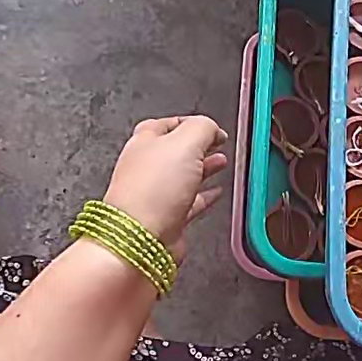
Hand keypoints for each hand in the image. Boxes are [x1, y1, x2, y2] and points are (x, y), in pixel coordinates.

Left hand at [102, 116, 228, 258]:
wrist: (140, 238)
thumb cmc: (152, 191)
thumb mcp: (185, 143)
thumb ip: (202, 129)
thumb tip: (213, 129)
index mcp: (144, 143)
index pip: (166, 124)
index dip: (189, 122)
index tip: (210, 126)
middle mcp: (147, 168)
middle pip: (175, 151)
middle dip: (199, 146)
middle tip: (217, 143)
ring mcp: (156, 195)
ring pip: (184, 176)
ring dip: (204, 168)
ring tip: (221, 162)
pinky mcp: (167, 218)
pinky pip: (190, 203)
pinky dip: (205, 196)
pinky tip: (215, 193)